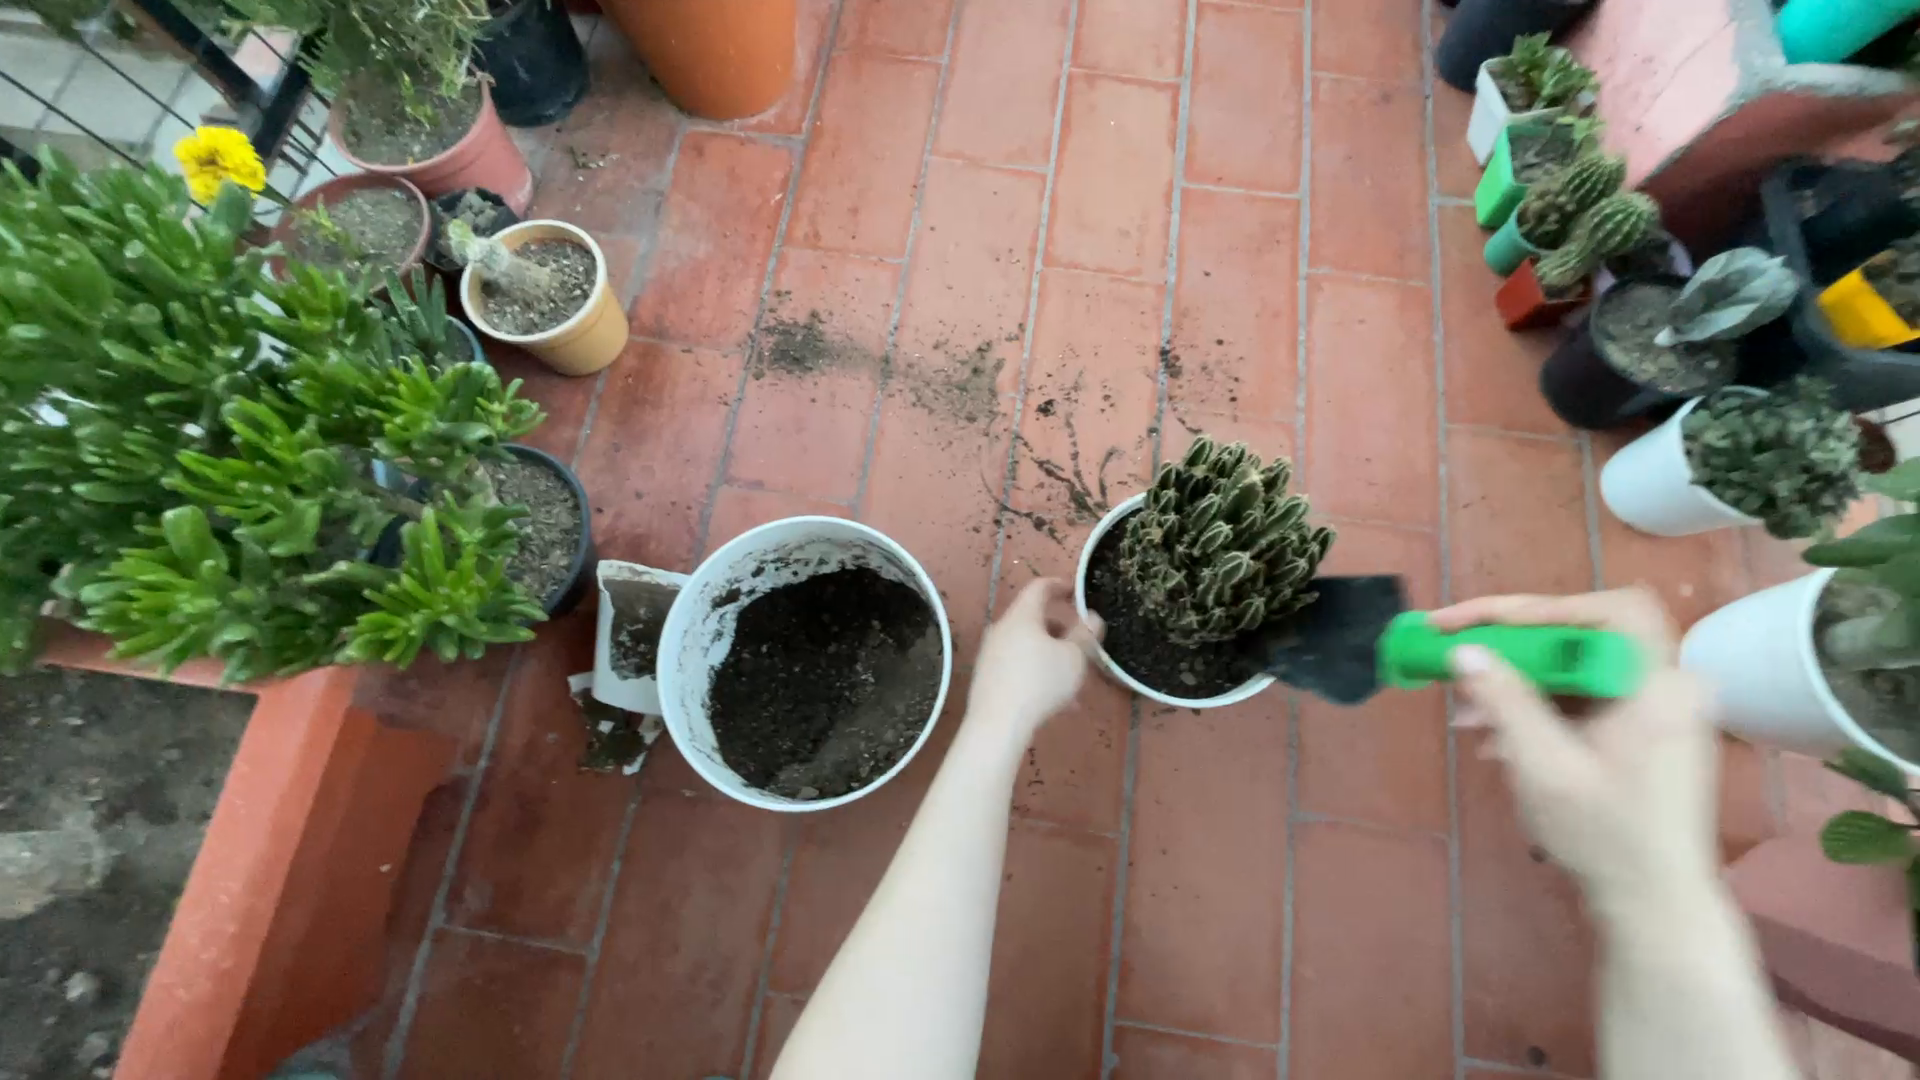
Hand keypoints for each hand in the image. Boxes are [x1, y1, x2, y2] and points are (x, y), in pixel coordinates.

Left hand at [965, 578, 1102, 745]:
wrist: (997, 724)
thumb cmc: (1040, 683)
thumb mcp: (1074, 658)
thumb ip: (1085, 634)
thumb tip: (1091, 617)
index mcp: (1022, 616)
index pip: (1039, 587)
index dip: (1060, 585)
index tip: (1076, 592)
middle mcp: (1002, 629)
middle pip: (1034, 620)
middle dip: (1060, 631)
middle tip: (1081, 646)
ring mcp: (991, 653)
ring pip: (1028, 647)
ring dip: (1052, 658)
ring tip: (1073, 684)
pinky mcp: (987, 677)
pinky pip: (1018, 667)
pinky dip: (1038, 674)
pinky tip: (1057, 703)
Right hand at [1432, 589, 1720, 909]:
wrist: (1652, 900)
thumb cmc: (1603, 835)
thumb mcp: (1542, 765)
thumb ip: (1504, 701)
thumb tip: (1462, 650)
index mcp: (1657, 690)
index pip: (1613, 611)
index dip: (1545, 607)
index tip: (1481, 624)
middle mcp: (1662, 687)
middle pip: (1579, 634)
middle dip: (1507, 644)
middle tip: (1449, 649)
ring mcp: (1649, 708)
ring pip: (1568, 665)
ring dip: (1508, 678)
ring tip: (1462, 709)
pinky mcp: (1632, 728)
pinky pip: (1572, 695)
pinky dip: (1526, 704)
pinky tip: (1489, 735)